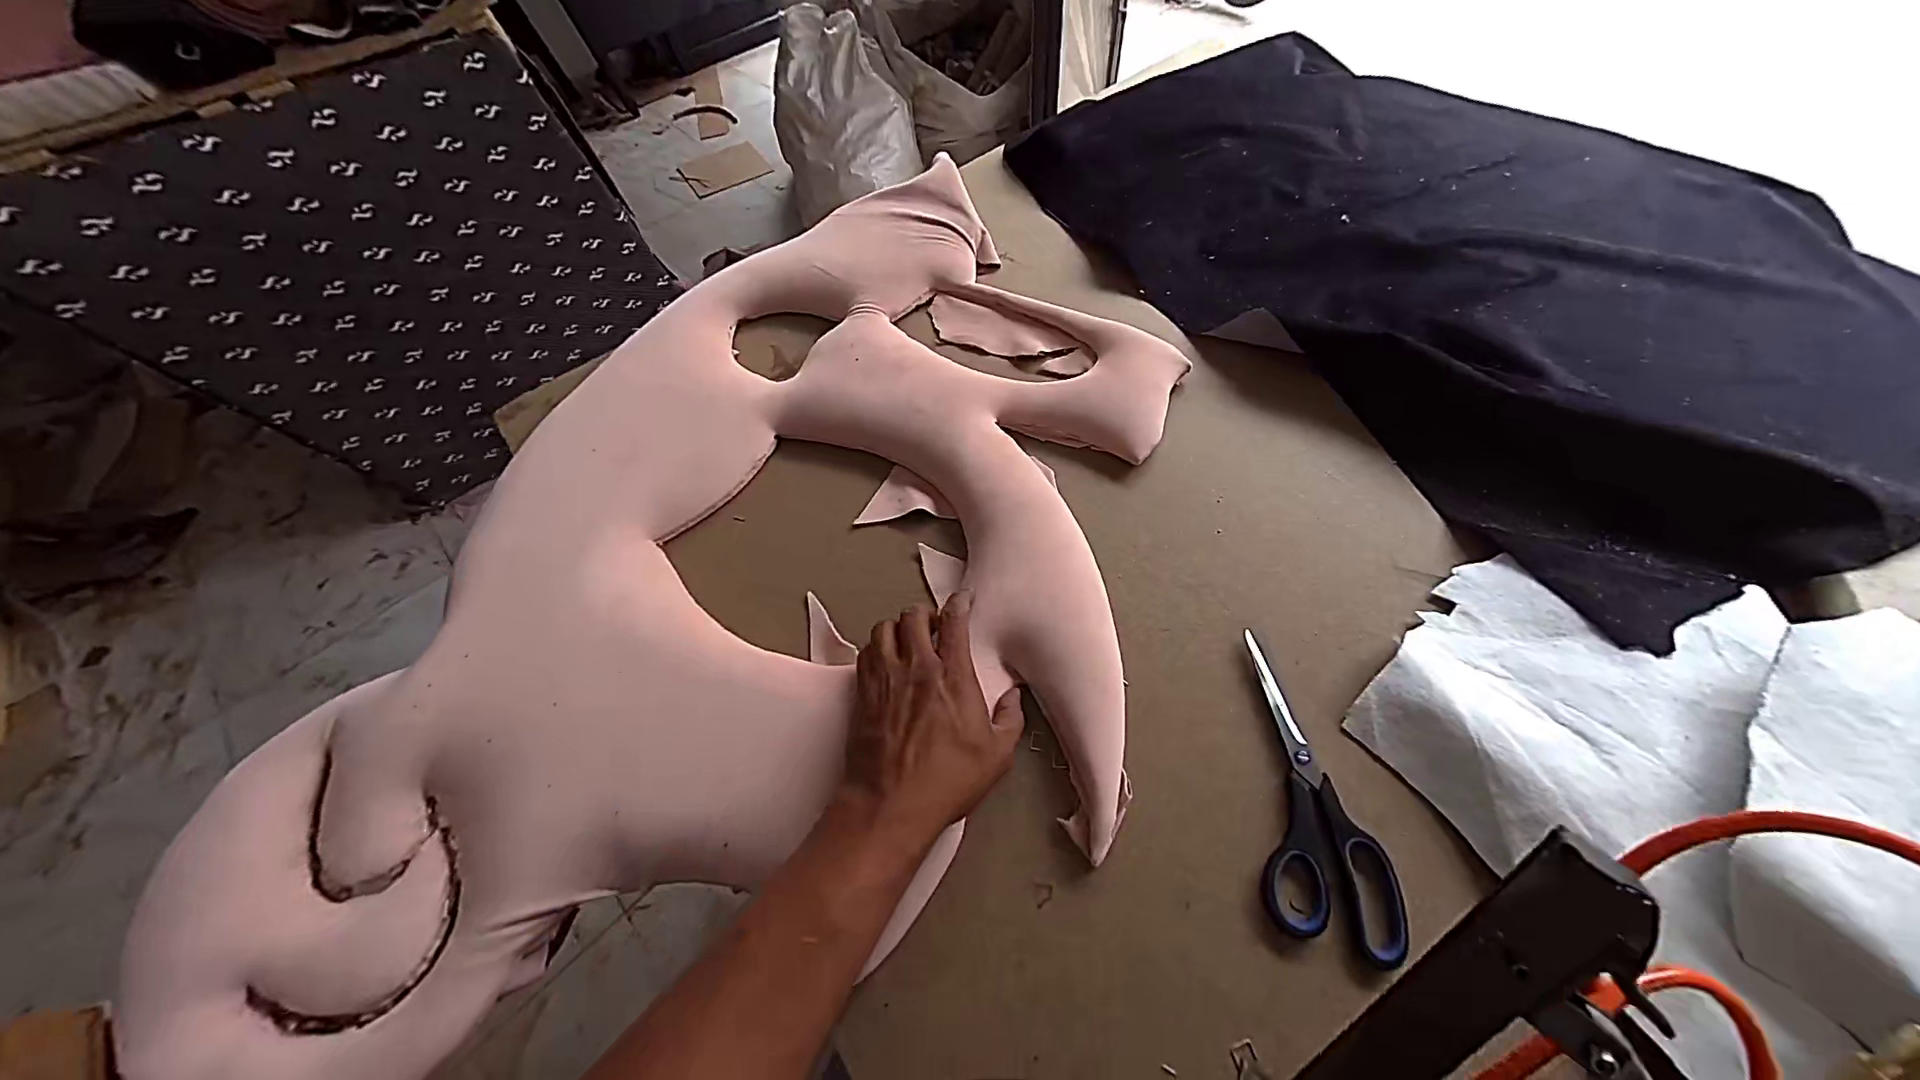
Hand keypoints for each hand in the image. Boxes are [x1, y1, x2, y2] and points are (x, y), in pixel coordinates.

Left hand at [838, 591, 1023, 843]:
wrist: (890, 804)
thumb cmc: (942, 783)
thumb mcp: (996, 756)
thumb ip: (1009, 720)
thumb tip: (1012, 700)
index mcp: (953, 679)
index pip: (954, 623)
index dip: (959, 604)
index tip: (962, 602)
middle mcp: (917, 671)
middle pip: (914, 616)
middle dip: (925, 614)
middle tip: (933, 624)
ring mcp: (886, 680)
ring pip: (884, 629)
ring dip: (897, 627)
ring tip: (906, 638)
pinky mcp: (864, 694)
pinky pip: (865, 653)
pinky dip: (875, 648)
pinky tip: (884, 660)